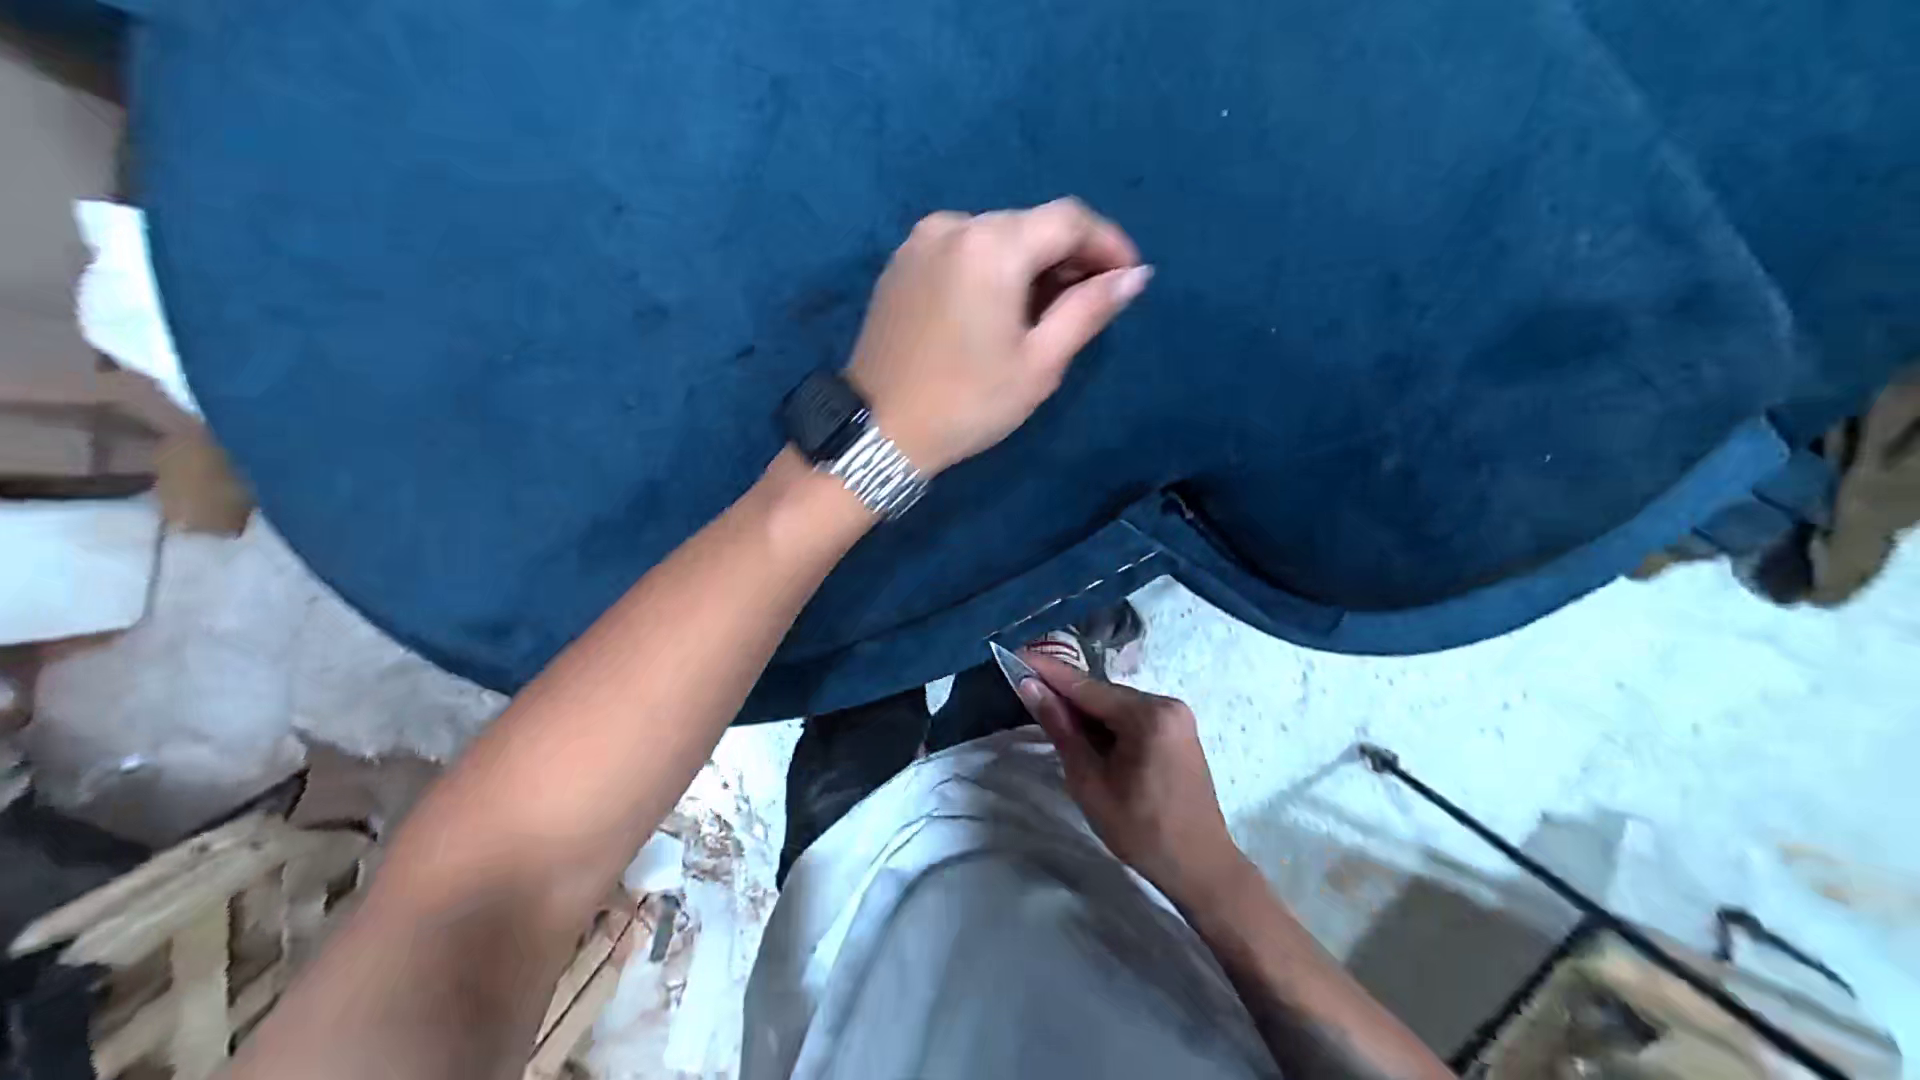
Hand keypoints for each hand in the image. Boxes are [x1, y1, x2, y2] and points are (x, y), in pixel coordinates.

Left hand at [844, 198, 1151, 474]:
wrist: (879, 431)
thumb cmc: (967, 403)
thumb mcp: (1039, 363)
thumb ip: (1088, 310)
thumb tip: (1134, 276)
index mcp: (992, 244)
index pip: (1069, 219)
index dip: (1108, 243)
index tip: (1128, 277)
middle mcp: (954, 225)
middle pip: (1030, 225)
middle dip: (1068, 256)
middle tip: (1090, 301)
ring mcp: (920, 242)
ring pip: (996, 237)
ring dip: (1030, 265)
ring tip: (1046, 312)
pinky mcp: (900, 264)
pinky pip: (962, 252)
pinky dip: (992, 270)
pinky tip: (999, 309)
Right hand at [1017, 653, 1250, 905]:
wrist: (1199, 866)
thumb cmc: (1140, 830)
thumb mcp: (1089, 780)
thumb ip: (1060, 727)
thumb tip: (1029, 686)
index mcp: (1148, 715)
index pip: (1086, 686)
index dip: (1048, 671)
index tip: (1017, 656)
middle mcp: (1166, 704)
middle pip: (1102, 693)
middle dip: (1065, 693)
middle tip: (1026, 691)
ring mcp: (1176, 716)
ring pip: (1116, 704)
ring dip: (1085, 710)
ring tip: (1050, 716)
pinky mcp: (1177, 730)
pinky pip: (1132, 716)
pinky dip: (1106, 722)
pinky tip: (1086, 735)